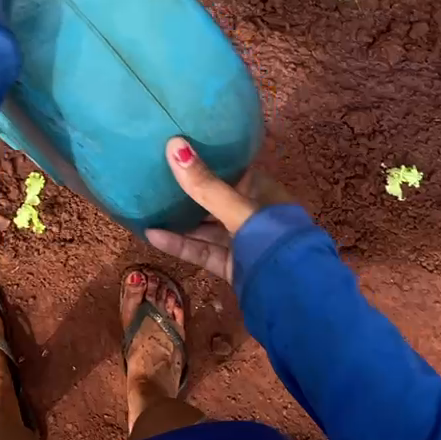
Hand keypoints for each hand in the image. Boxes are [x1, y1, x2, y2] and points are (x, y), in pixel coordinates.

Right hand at [145, 136, 289, 282]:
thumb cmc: (269, 237)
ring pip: (205, 225)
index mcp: (260, 190)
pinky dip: (180, 244)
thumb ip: (204, 183)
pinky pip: (203, 249)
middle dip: (186, 189)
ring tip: (147, 206)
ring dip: (178, 219)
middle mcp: (250, 212)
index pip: (229, 168)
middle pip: (213, 197)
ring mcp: (241, 241)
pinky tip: (153, 235)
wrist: (293, 294)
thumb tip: (173, 145)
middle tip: (153, 174)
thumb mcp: (236, 207)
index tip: (174, 147)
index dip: (204, 158)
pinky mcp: (232, 265)